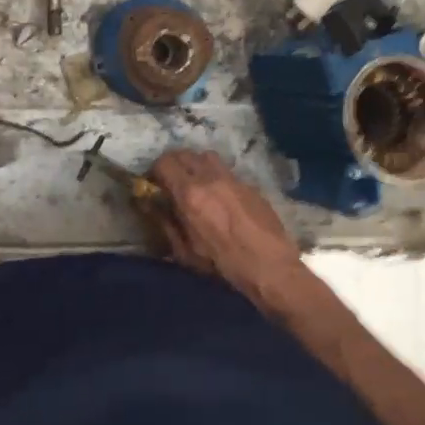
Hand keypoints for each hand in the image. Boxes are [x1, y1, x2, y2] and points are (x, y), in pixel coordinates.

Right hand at [149, 150, 301, 294]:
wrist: (272, 270)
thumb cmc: (224, 265)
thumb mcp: (185, 252)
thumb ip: (165, 223)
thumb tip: (151, 204)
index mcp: (189, 194)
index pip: (163, 163)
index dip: (154, 171)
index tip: (154, 184)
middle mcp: (209, 178)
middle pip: (183, 154)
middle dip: (173, 164)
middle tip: (172, 181)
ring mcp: (233, 179)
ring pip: (206, 156)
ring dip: (196, 164)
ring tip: (196, 182)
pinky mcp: (250, 186)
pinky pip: (227, 171)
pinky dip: (216, 177)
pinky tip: (221, 197)